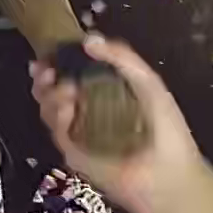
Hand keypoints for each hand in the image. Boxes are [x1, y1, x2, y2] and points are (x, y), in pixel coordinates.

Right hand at [31, 36, 209, 212]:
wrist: (167, 174)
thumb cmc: (164, 127)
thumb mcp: (147, 82)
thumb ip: (121, 57)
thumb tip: (89, 38)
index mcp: (105, 89)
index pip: (73, 70)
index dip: (58, 60)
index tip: (49, 53)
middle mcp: (88, 108)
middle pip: (53, 88)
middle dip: (45, 77)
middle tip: (46, 72)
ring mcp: (78, 131)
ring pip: (49, 107)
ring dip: (50, 94)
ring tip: (65, 91)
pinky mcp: (72, 152)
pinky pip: (56, 131)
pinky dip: (56, 117)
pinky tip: (66, 109)